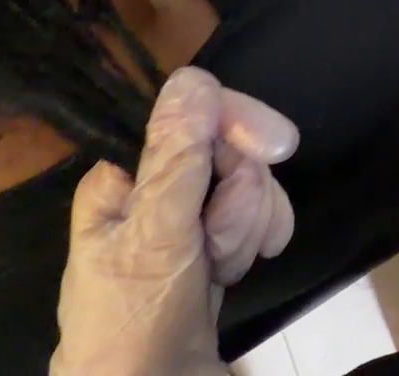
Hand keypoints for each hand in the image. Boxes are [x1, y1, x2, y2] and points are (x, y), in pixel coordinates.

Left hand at [50, 68, 298, 375]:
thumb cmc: (137, 322)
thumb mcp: (156, 235)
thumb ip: (178, 157)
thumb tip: (192, 77)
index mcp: (123, 180)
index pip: (191, 116)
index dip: (236, 126)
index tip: (275, 146)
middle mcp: (154, 194)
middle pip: (229, 151)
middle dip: (242, 195)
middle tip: (223, 240)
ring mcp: (188, 224)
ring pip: (249, 183)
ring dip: (250, 224)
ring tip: (225, 268)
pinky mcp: (215, 250)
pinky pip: (255, 215)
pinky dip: (260, 237)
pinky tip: (242, 270)